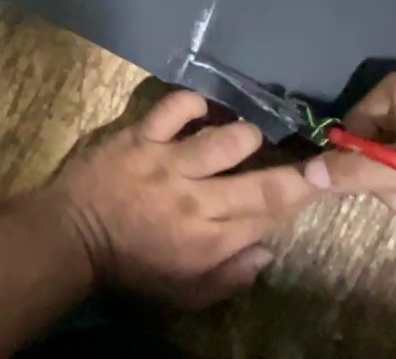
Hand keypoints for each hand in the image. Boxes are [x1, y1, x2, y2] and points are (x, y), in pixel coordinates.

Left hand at [31, 90, 317, 308]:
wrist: (72, 236)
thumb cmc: (132, 266)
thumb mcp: (185, 293)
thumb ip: (230, 276)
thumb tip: (269, 249)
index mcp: (212, 241)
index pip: (271, 214)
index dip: (302, 194)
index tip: (322, 177)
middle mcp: (197, 201)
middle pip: (263, 182)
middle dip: (294, 168)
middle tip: (306, 151)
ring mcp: (168, 164)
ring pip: (225, 140)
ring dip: (244, 133)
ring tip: (246, 132)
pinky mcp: (140, 136)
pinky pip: (173, 108)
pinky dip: (193, 103)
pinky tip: (201, 107)